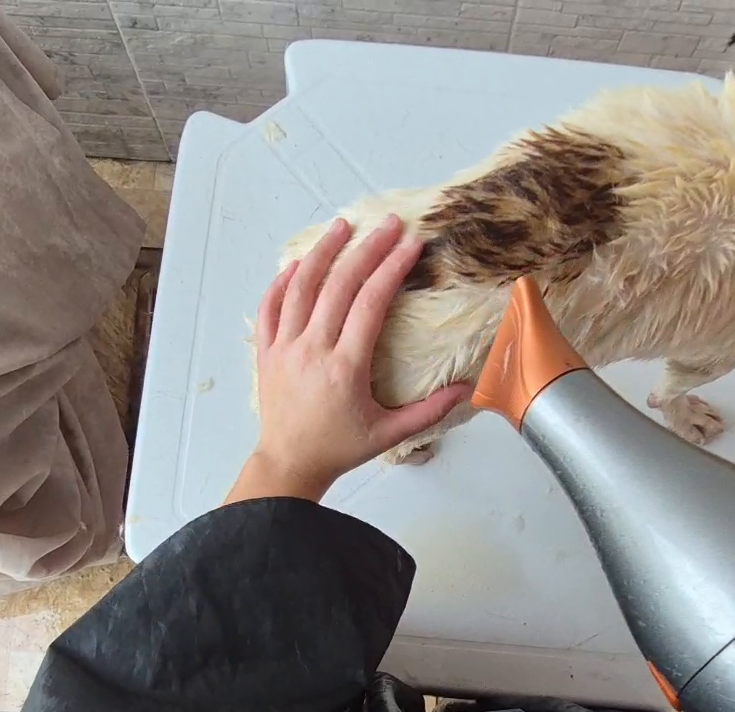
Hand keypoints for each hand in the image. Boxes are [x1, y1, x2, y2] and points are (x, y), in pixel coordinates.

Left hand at [226, 216, 471, 503]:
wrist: (290, 464)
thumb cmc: (339, 449)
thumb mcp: (389, 434)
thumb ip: (429, 412)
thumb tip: (467, 390)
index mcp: (345, 367)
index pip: (370, 304)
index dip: (392, 268)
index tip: (410, 245)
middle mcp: (312, 350)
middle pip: (339, 285)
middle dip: (367, 249)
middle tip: (388, 224)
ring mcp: (284, 348)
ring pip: (301, 287)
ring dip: (323, 252)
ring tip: (343, 226)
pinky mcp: (266, 353)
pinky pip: (271, 308)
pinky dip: (283, 281)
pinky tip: (298, 264)